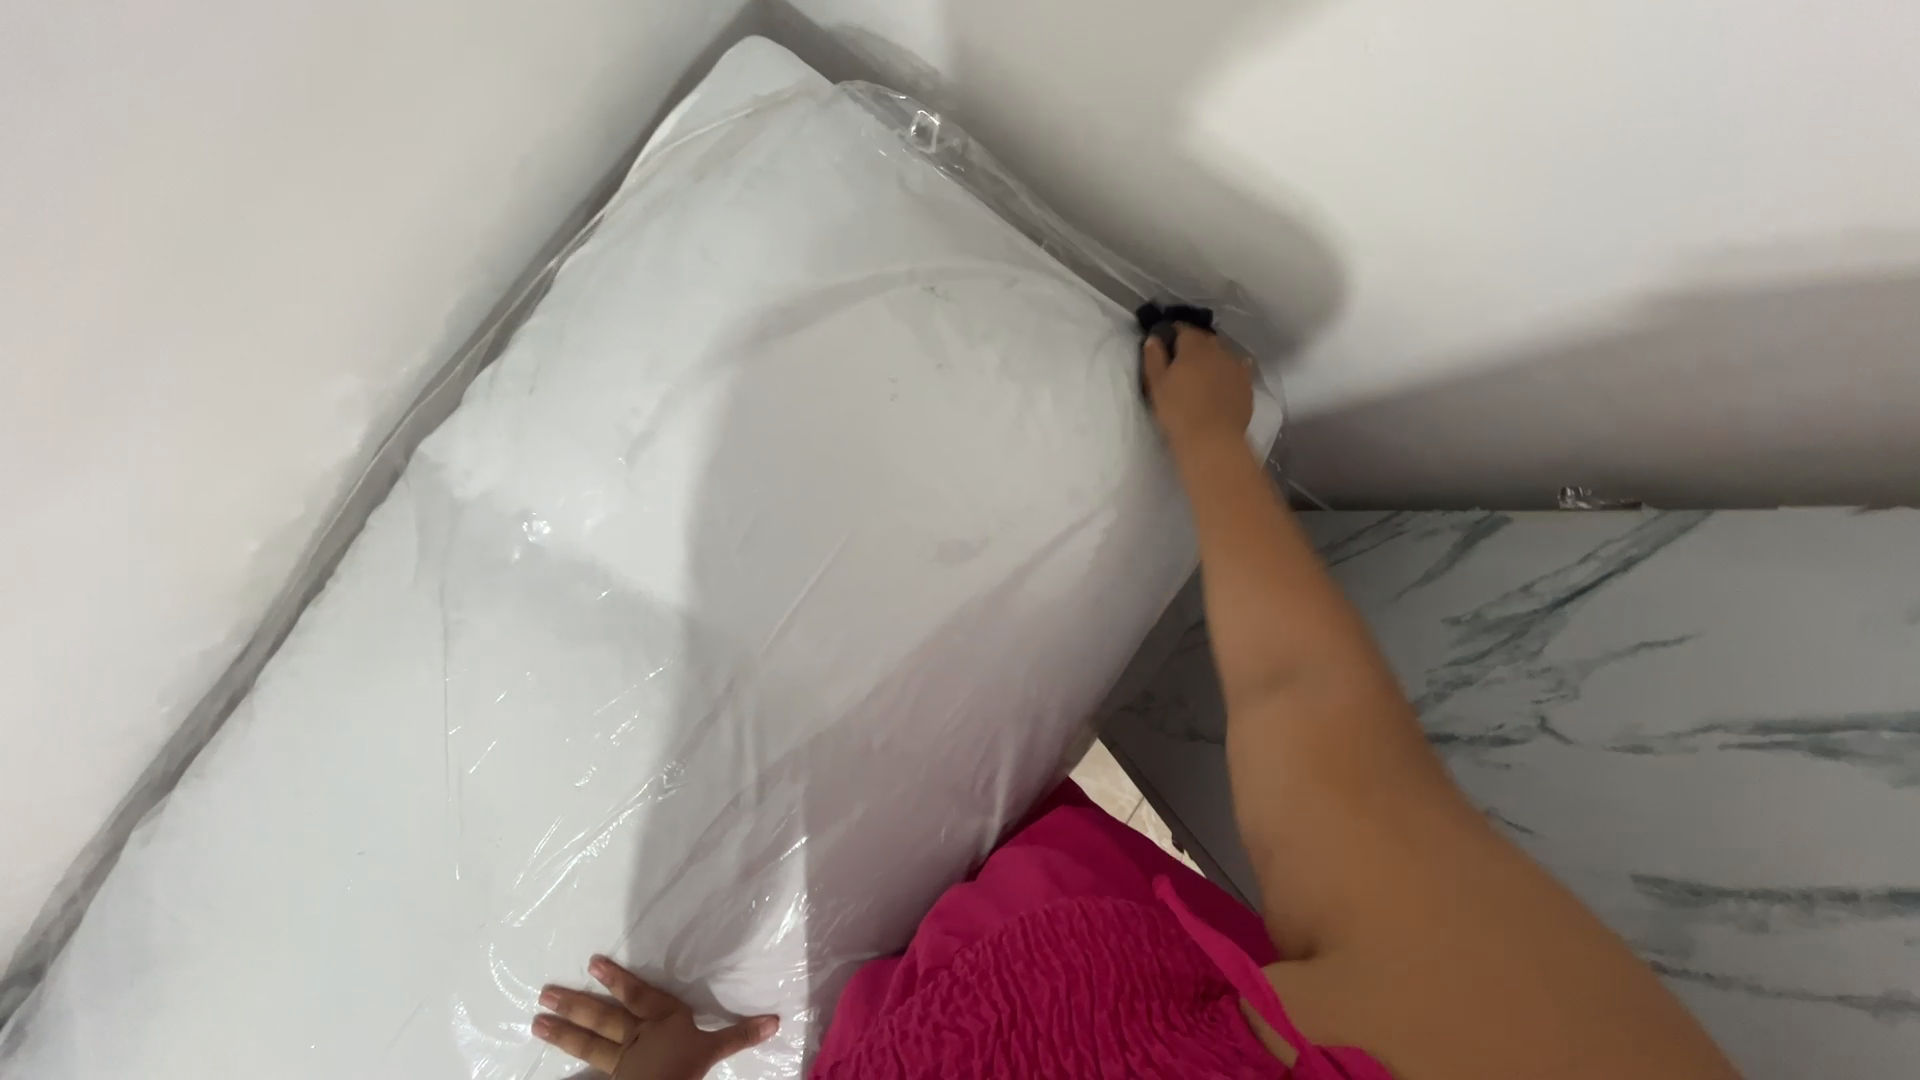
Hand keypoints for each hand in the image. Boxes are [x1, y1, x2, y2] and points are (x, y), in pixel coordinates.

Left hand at [533, 955, 778, 1079]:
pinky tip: (555, 1061)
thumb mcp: (714, 1051)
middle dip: (575, 1005)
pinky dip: (573, 1067)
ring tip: (536, 1020)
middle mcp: (635, 1036)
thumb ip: (739, 1033)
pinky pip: (589, 1073)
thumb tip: (775, 1020)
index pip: (636, 995)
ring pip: (588, 1044)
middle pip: (603, 1018)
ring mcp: (619, 1063)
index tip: (593, 963)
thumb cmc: (686, 1070)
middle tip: (544, 993)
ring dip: (562, 1033)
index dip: (616, 979)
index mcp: (660, 1021)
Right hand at [1141, 324, 1252, 450]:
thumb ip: (1153, 357)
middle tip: (1180, 360)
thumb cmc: (1178, 411)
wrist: (1212, 439)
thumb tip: (1154, 338)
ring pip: (1222, 353)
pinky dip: (1227, 370)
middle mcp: (1219, 349)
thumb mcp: (1156, 384)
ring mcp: (1237, 365)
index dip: (1171, 333)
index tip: (1163, 343)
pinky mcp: (1247, 383)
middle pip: (1204, 339)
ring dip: (1211, 357)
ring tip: (1201, 372)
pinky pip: (1237, 369)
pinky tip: (1223, 379)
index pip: (1182, 328)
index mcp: (1194, 345)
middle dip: (1193, 344)